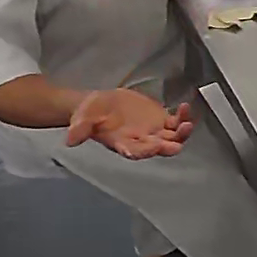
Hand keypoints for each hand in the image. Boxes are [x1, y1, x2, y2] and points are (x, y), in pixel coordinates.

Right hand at [65, 89, 192, 159]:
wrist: (100, 104)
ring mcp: (154, 132)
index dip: (147, 150)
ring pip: (174, 137)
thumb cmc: (90, 114)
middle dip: (171, 145)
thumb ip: (79, 129)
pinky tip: (186, 107)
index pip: (137, 152)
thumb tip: (70, 140)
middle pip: (161, 148)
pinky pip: (176, 122)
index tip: (154, 144)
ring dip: (182, 132)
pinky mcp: (161, 120)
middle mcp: (142, 141)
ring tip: (187, 121)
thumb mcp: (82, 120)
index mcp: (124, 144)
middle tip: (179, 136)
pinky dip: (183, 117)